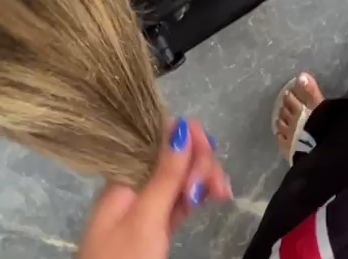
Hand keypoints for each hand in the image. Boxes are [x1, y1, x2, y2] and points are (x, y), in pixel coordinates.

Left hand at [77, 118, 231, 258]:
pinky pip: (181, 198)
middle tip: (214, 189)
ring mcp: (147, 205)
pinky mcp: (156, 225)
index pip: (161, 136)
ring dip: (204, 178)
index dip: (189, 139)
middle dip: (201, 163)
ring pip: (181, 177)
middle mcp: (136, 184)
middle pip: (175, 155)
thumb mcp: (146, 218)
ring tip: (222, 195)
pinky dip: (198, 195)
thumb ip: (165, 173)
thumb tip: (181, 123)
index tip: (208, 153)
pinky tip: (215, 196)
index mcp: (126, 174)